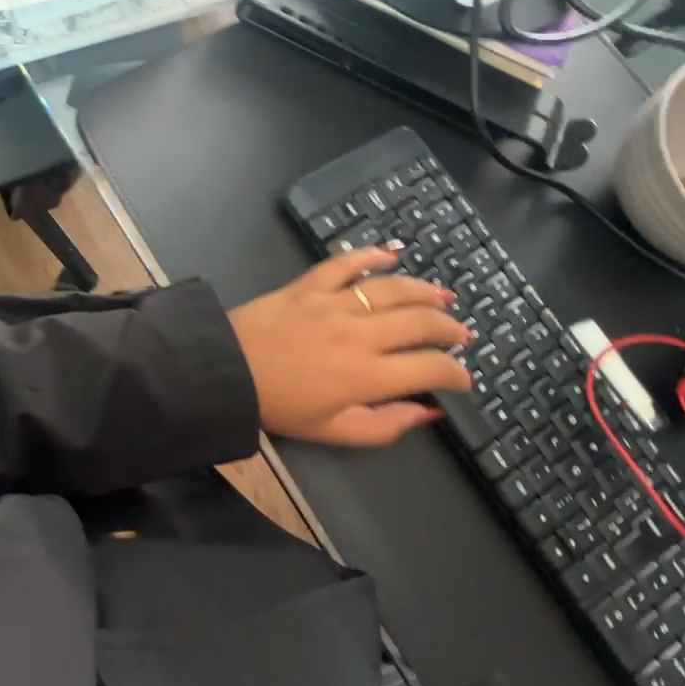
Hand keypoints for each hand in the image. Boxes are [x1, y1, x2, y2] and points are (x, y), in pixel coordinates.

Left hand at [227, 246, 472, 446]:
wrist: (222, 373)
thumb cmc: (276, 407)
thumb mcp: (332, 431)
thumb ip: (385, 425)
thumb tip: (429, 412)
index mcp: (367, 376)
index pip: (432, 368)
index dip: (456, 373)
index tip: (462, 377)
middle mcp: (359, 335)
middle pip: (422, 322)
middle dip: (450, 328)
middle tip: (460, 334)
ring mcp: (333, 304)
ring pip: (393, 288)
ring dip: (426, 290)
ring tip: (444, 296)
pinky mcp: (307, 286)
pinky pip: (345, 263)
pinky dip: (371, 255)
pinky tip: (392, 254)